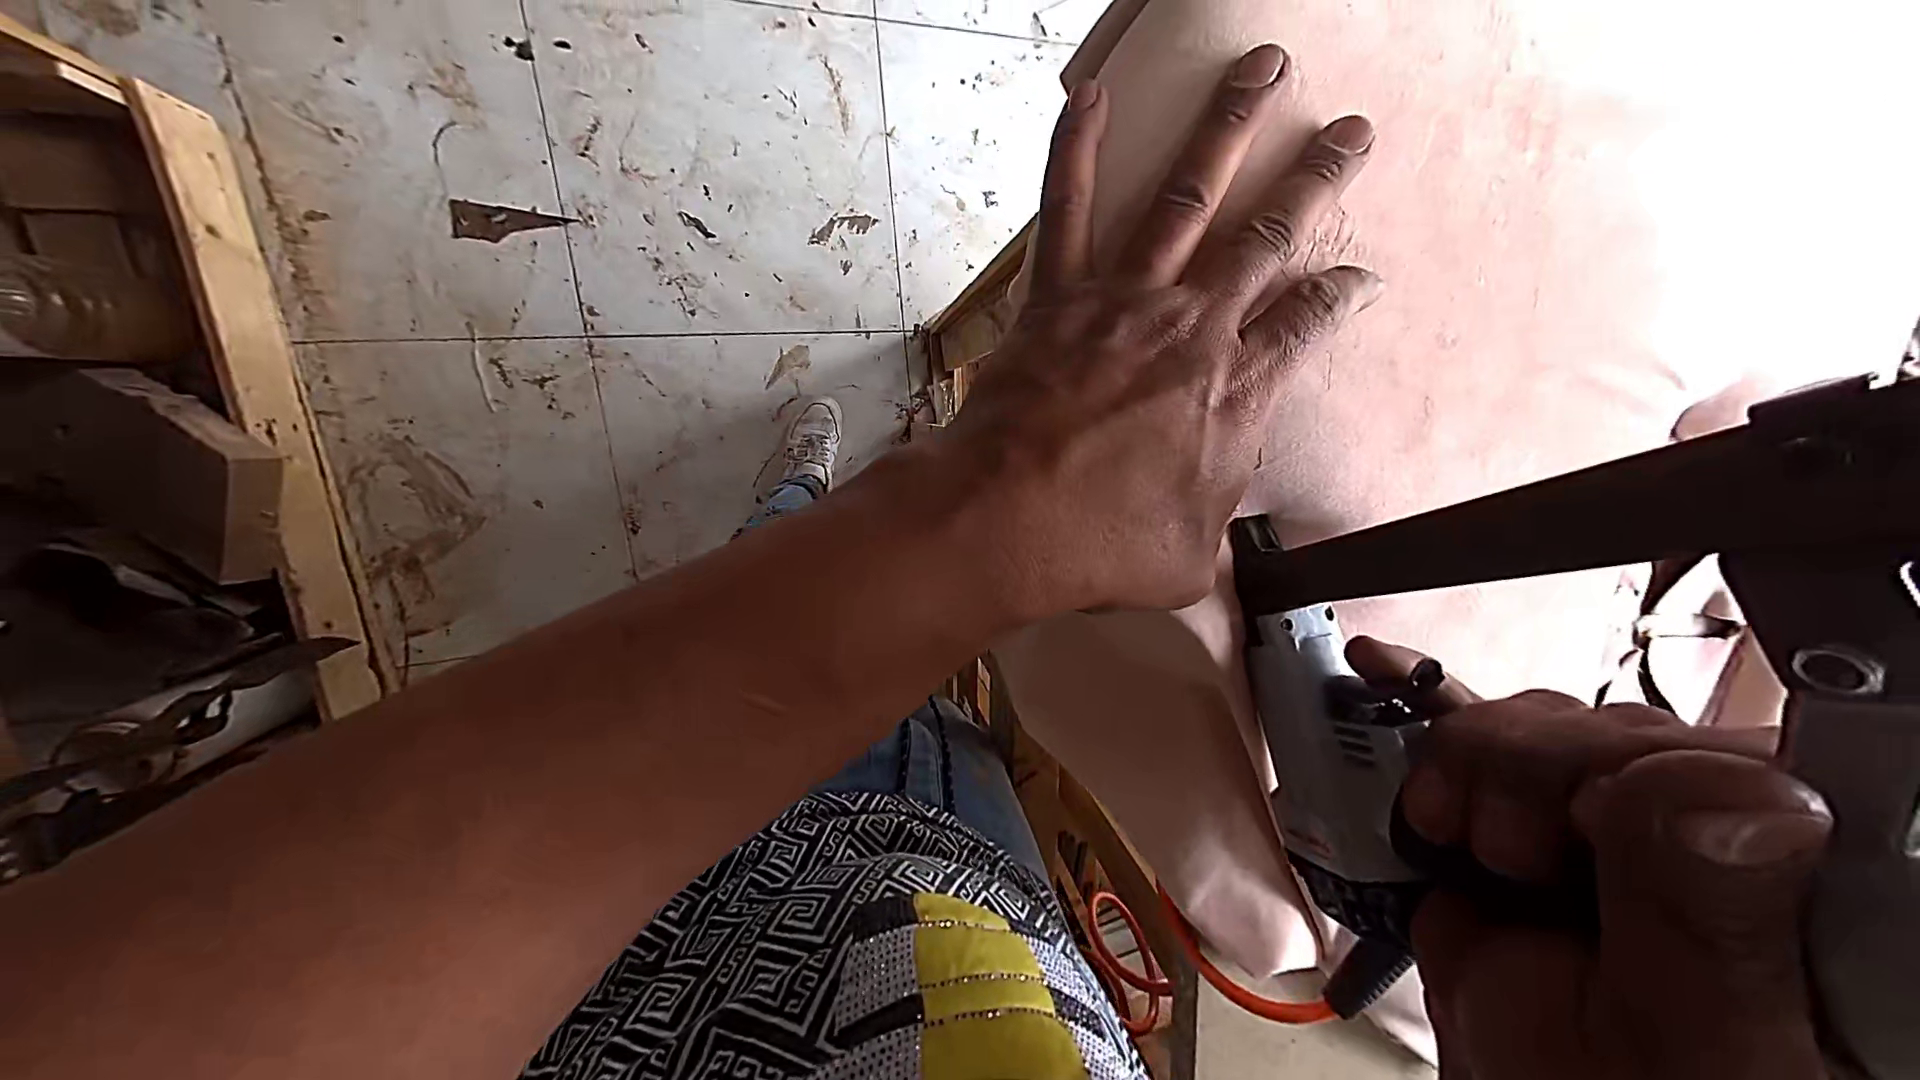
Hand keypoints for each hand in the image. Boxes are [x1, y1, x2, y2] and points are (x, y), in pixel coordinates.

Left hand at [939, 45, 1381, 614]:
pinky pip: (1067, 209)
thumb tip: (1224, 543)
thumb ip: (1213, 536)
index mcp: (1237, 393)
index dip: (1341, 296)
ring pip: (1188, 197)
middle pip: (1270, 237)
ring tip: (1262, 67)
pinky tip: (1092, 95)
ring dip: (1228, 126)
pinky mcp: (1056, 300)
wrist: (1008, 523)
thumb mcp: (1183, 562)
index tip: (1360, 276)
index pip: (1310, 325)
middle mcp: (1193, 330)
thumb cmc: (1099, 549)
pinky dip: (1076, 149)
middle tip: (1350, 131)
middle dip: (1316, 180)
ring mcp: (1123, 304)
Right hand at [1349, 638, 1832, 1079]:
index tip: (1580, 839)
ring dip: (1468, 762)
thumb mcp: (1686, 1038)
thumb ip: (1708, 920)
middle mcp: (1716, 827)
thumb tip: (1737, 787)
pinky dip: (1420, 686)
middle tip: (1508, 856)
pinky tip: (1381, 666)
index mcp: (1809, 883)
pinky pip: (1473, 714)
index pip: (1736, 762)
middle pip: (1614, 730)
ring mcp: (1606, 802)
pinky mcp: (1522, 794)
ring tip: (1459, 835)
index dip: (1637, 780)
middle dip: (1528, 775)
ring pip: (1535, 719)